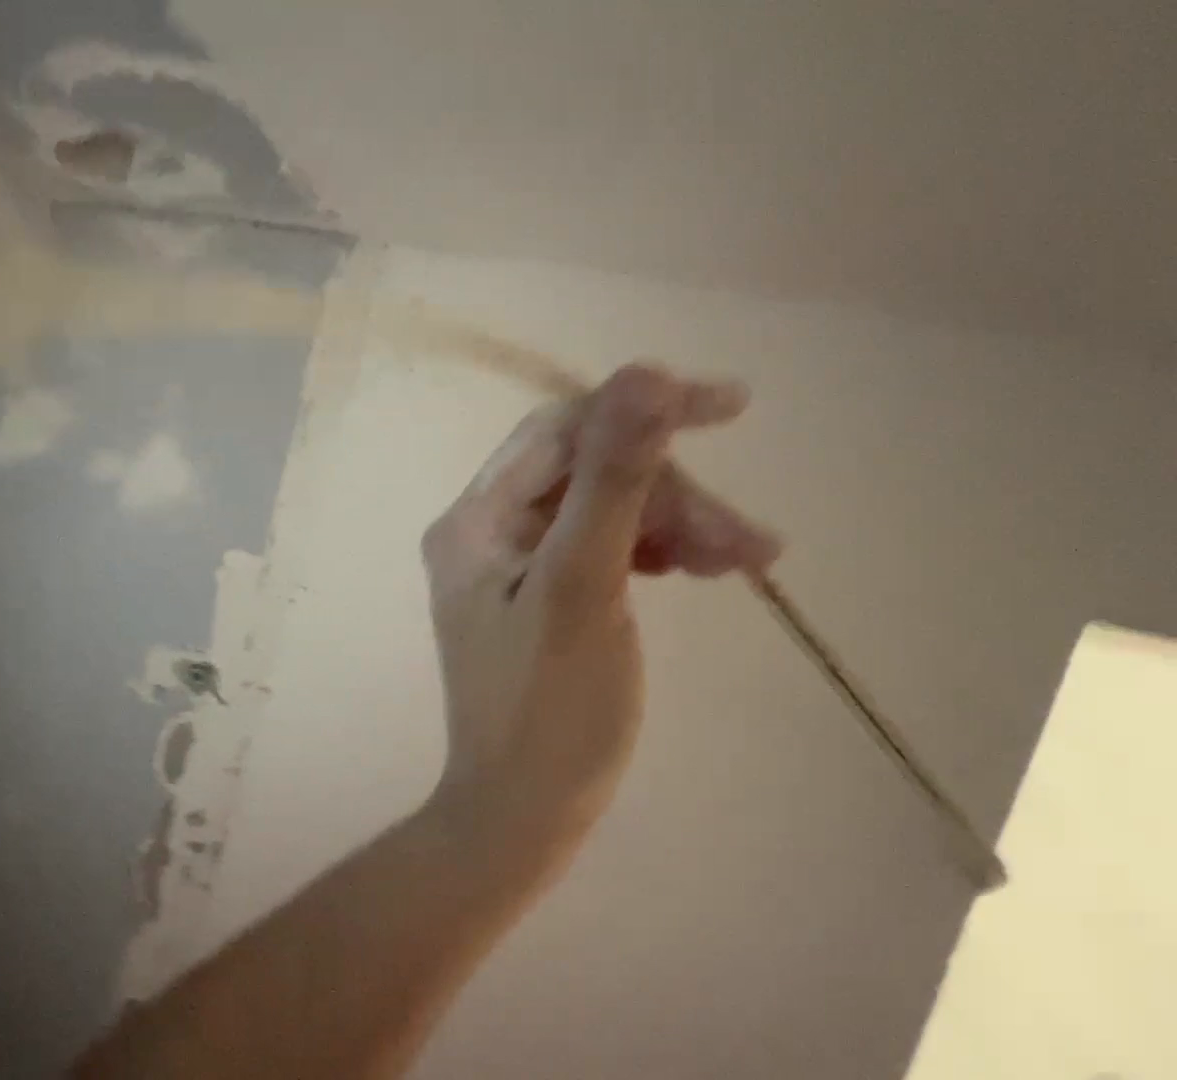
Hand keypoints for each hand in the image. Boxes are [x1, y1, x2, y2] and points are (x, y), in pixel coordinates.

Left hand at [419, 363, 780, 860]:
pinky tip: (700, 570)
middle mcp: (483, 531)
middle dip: (672, 493)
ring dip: (676, 522)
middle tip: (750, 546)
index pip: (560, 430)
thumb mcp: (585, 585)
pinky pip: (604, 547)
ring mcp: (511, 565)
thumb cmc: (551, 710)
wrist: (522, 811)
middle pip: (587, 471)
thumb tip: (644, 373)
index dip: (643, 409)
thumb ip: (613, 480)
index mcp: (474, 520)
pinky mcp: (542, 596)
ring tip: (745, 564)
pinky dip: (655, 550)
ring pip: (605, 509)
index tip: (734, 406)